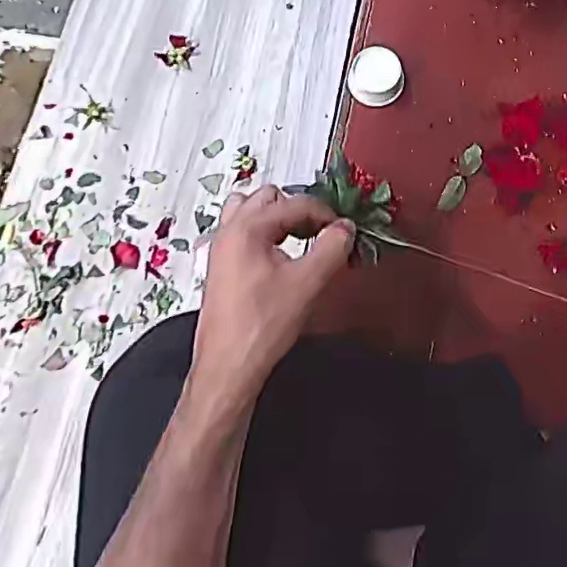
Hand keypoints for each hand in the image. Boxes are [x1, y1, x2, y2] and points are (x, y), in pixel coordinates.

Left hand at [188, 186, 352, 403]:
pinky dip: (263, 232)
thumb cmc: (263, 326)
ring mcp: (220, 248)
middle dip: (298, 209)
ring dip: (276, 216)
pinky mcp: (220, 266)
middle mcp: (228, 232)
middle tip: (321, 231)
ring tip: (298, 237)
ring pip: (249, 209)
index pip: (296, 204)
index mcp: (247, 229)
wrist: (228, 368)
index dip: (326, 214)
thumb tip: (345, 228)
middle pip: (269, 197)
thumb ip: (332, 247)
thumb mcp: (308, 283)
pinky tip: (280, 255)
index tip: (344, 231)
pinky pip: (242, 230)